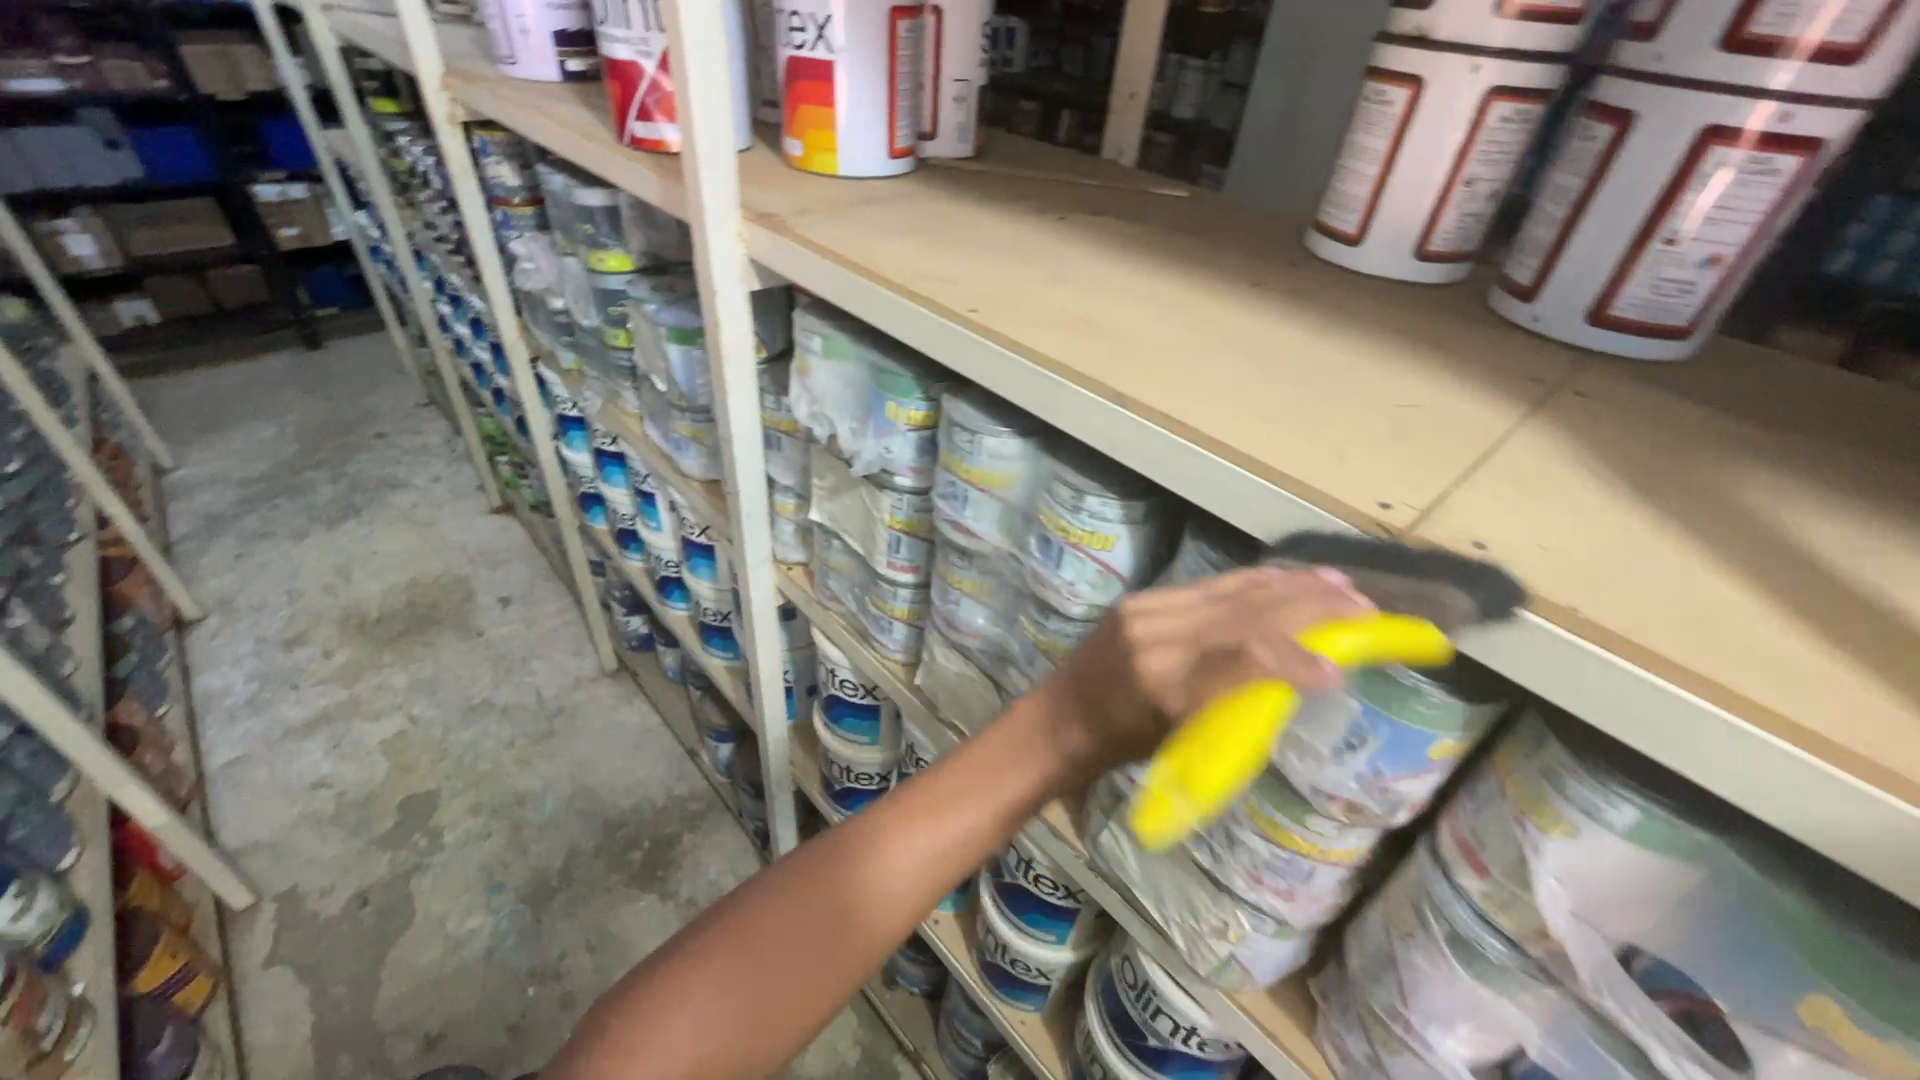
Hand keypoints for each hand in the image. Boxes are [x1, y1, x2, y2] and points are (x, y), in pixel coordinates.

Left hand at [1025, 565, 1375, 792]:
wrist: (1059, 717)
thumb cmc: (1122, 747)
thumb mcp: (1182, 740)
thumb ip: (1233, 702)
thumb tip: (1294, 674)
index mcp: (1166, 687)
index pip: (1246, 657)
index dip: (1298, 658)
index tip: (1340, 668)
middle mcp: (1158, 638)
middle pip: (1248, 612)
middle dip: (1312, 606)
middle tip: (1365, 608)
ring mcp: (1147, 611)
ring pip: (1233, 590)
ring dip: (1291, 585)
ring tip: (1340, 584)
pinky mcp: (1142, 599)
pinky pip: (1209, 586)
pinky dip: (1254, 583)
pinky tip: (1286, 580)